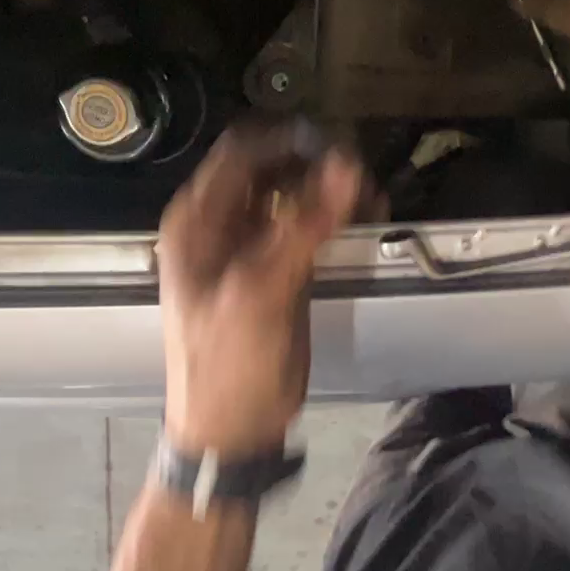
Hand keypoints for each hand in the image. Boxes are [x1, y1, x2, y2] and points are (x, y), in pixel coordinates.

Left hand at [157, 123, 363, 453]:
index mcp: (198, 222)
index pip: (242, 153)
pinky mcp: (280, 270)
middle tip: (361, 175)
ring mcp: (252, 247)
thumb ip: (303, 227)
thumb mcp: (260, 292)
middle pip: (272, 170)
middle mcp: (221, 226)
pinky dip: (334, 219)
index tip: (336, 143)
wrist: (233, 429)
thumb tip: (346, 165)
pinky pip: (307, 228)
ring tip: (371, 197)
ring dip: (330, 192)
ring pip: (293, 197)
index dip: (288, 141)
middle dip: (316, 166)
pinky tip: (366, 218)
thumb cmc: (230, 364)